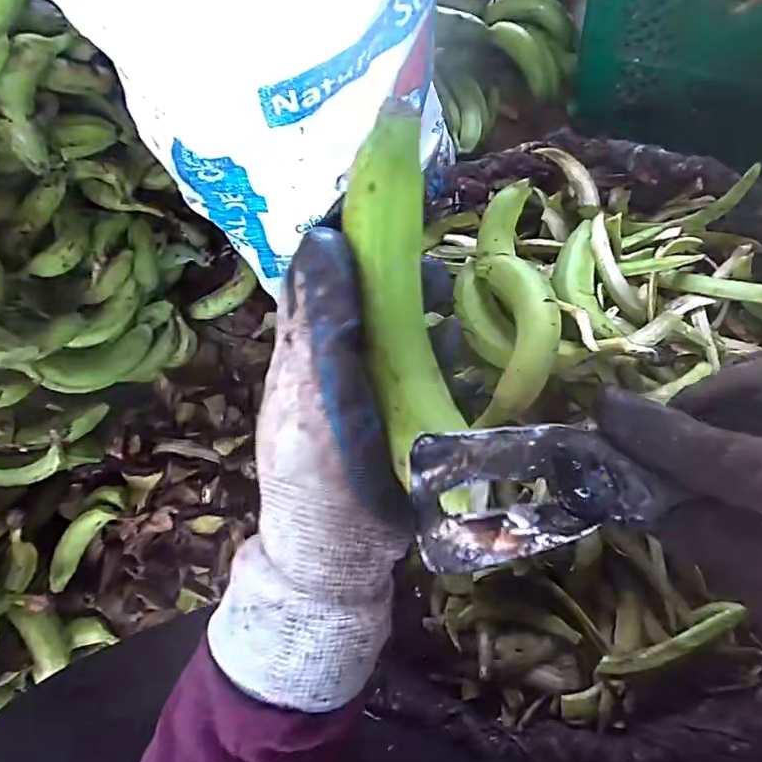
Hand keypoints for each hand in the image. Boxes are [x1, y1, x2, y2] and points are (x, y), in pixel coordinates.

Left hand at [207, 229, 408, 711]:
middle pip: (362, 294)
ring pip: (397, 324)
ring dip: (422, 303)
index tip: (375, 201)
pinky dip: (442, 346)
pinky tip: (459, 341)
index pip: (314, 273)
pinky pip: (424, 363)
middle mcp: (333, 358)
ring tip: (447, 292)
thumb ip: (320, 325)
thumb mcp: (313, 399)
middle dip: (393, 268)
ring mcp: (368, 385)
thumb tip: (324, 238)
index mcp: (302, 349)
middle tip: (425, 257)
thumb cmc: (319, 482)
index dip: (339, 233)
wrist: (341, 559)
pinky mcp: (401, 410)